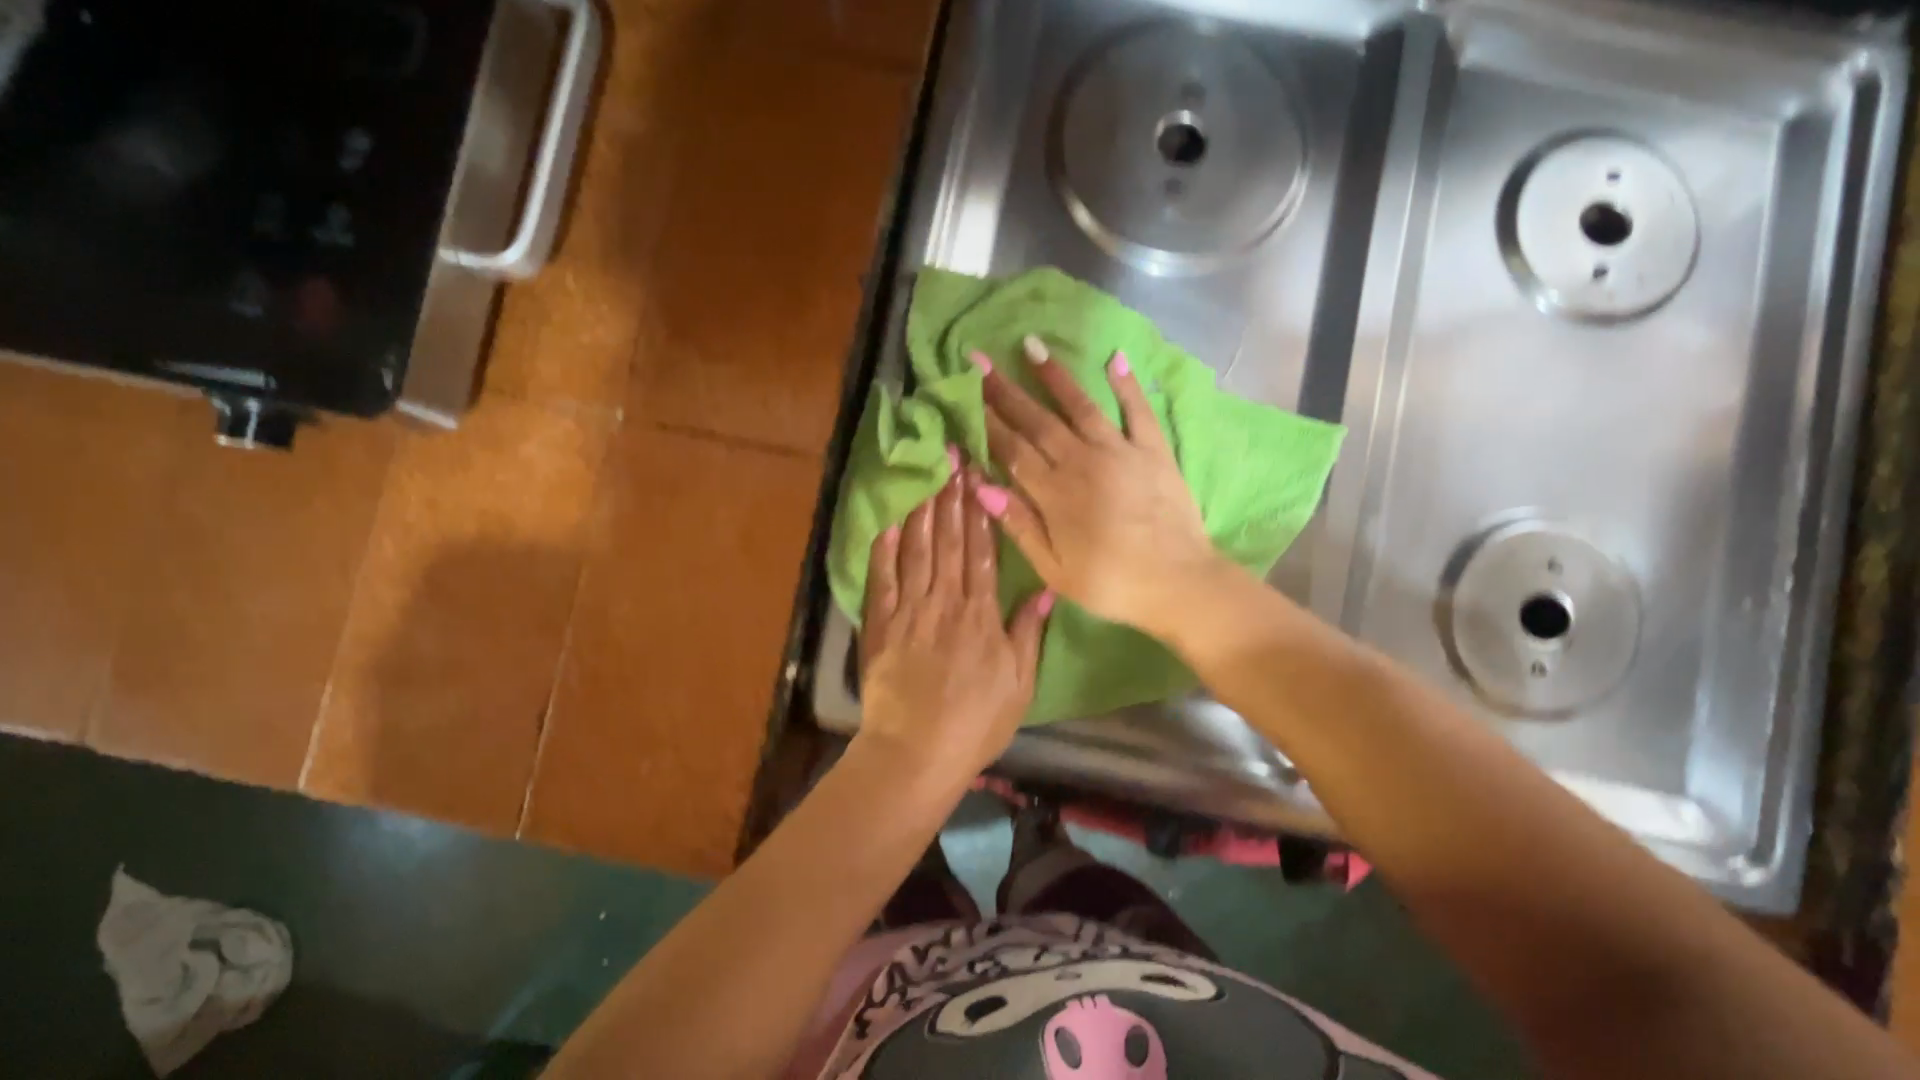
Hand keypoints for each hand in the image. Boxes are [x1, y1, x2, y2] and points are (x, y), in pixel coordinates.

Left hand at [858, 467, 1052, 783]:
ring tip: (927, 478)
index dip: (979, 512)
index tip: (978, 478)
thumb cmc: (977, 722)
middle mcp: (945, 602)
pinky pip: (881, 580)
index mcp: (981, 614)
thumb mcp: (1019, 683)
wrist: (919, 751)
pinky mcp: (879, 626)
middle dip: (951, 498)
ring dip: (922, 513)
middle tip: (951, 459)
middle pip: (948, 541)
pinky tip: (888, 523)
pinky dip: (884, 551)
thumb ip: (1028, 633)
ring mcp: (909, 612)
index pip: (980, 552)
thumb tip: (1044, 589)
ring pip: (916, 552)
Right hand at [972, 335, 1222, 637]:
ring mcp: (1120, 451)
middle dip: (1006, 390)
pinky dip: (1126, 384)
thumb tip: (979, 485)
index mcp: (1054, 492)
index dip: (986, 420)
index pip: (1011, 448)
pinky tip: (1114, 358)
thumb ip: (1019, 524)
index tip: (965, 391)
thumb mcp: (1055, 569)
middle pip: (1037, 420)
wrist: (1179, 582)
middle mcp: (1082, 461)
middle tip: (981, 359)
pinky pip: (1138, 410)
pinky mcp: (1153, 451)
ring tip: (1032, 345)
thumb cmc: (1111, 584)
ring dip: (1055, 376)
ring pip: (1081, 405)